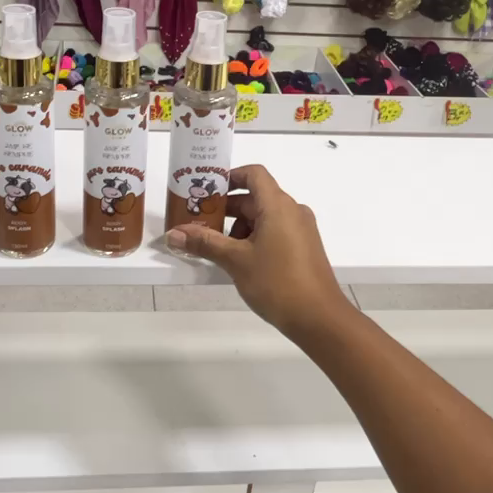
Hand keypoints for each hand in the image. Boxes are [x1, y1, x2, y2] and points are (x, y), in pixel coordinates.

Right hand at [165, 165, 353, 338]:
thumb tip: (174, 234)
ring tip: (217, 249)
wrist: (319, 318)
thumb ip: (204, 243)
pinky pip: (275, 231)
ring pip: (264, 217)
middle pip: (255, 197)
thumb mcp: (236, 261)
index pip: (253, 174)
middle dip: (226, 209)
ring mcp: (301, 230)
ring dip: (239, 227)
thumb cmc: (277, 282)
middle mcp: (292, 211)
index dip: (229, 176)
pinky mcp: (304, 247)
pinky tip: (239, 261)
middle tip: (199, 223)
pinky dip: (254, 238)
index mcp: (278, 205)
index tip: (206, 190)